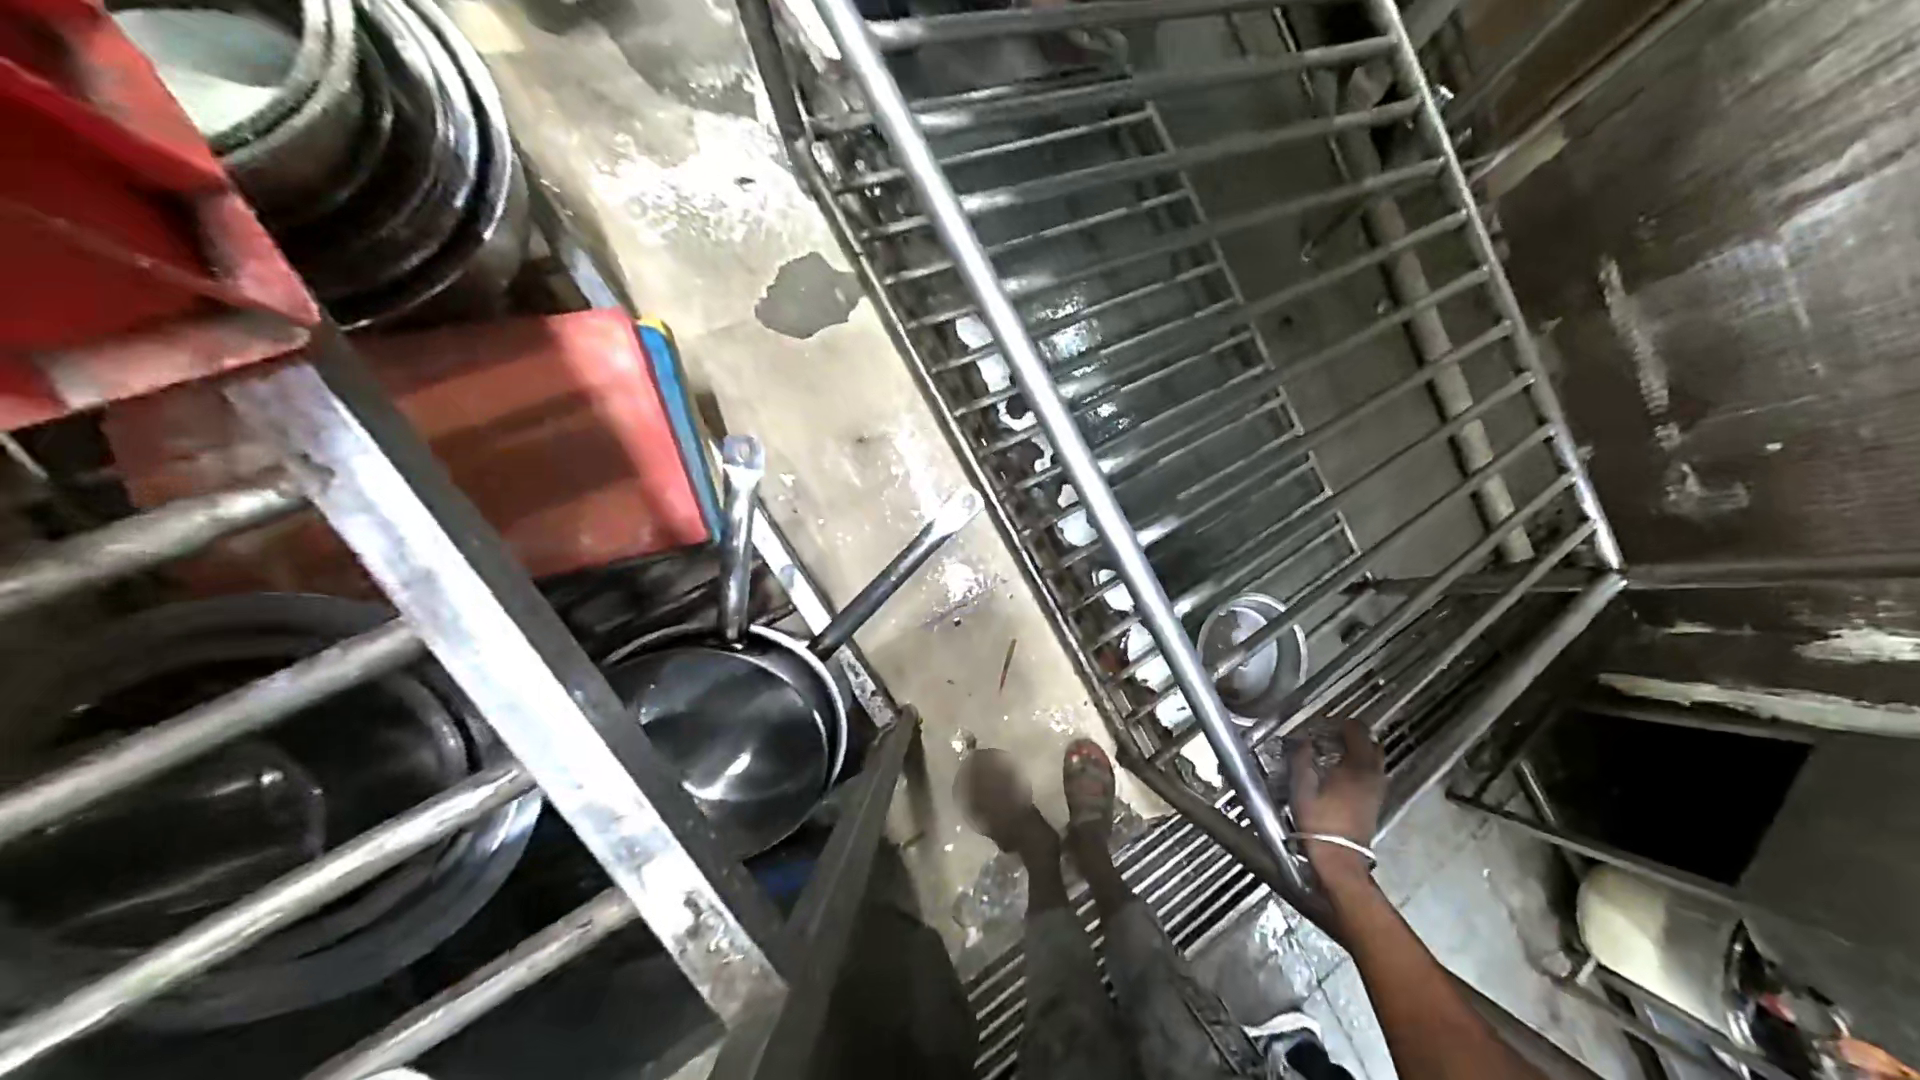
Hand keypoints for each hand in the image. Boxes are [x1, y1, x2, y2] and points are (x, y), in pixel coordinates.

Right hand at [1288, 717, 1384, 880]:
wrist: (1339, 856)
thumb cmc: (1318, 820)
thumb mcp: (1301, 786)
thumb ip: (1300, 758)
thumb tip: (1302, 740)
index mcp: (1357, 766)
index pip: (1356, 730)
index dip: (1337, 723)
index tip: (1318, 727)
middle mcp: (1373, 774)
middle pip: (1369, 742)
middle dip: (1349, 735)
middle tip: (1325, 738)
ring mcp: (1378, 788)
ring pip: (1373, 758)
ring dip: (1355, 750)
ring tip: (1329, 754)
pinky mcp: (1375, 800)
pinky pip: (1371, 772)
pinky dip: (1358, 764)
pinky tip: (1337, 773)